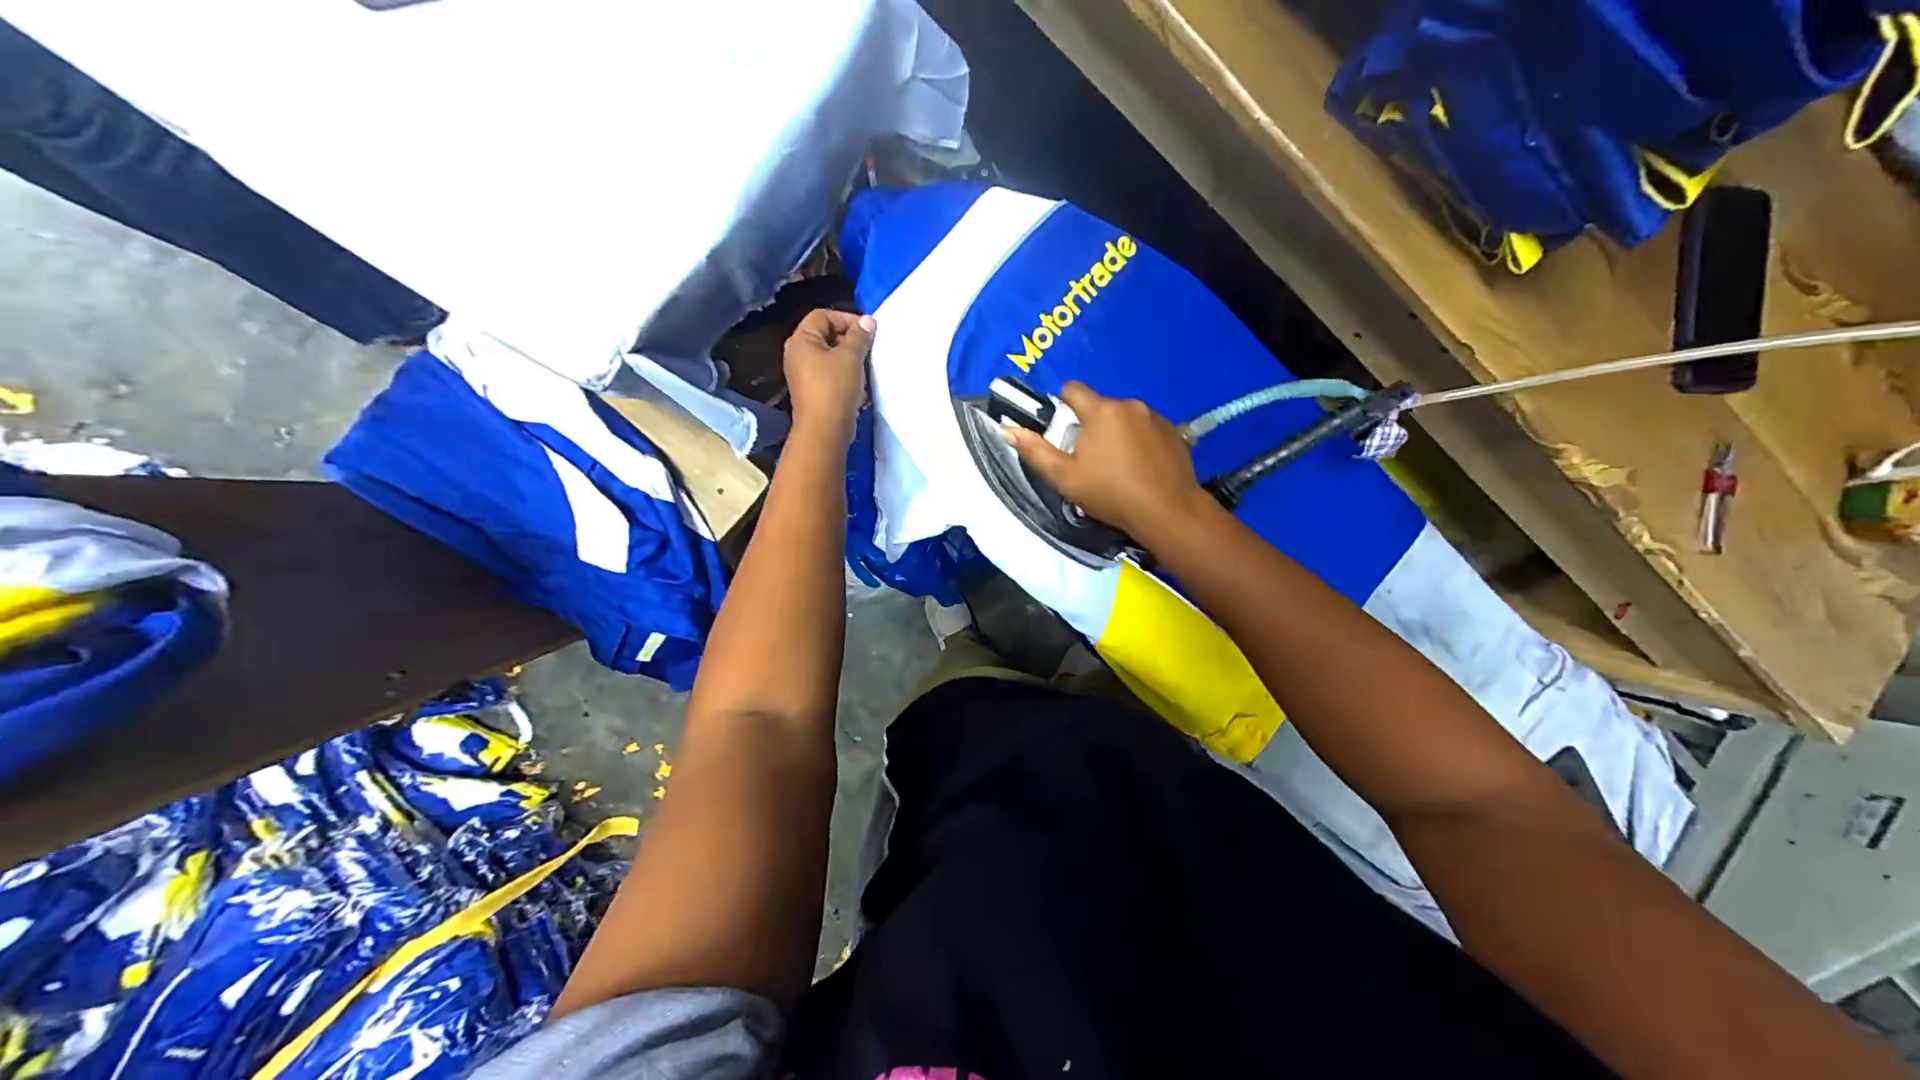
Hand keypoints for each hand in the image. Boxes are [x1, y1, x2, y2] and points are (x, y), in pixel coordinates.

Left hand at [783, 309, 873, 442]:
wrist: (825, 430)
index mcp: (801, 340)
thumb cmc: (835, 387)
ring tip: (865, 365)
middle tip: (869, 347)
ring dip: (850, 358)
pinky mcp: (813, 389)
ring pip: (830, 355)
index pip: (822, 316)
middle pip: (825, 334)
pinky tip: (859, 383)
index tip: (867, 331)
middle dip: (849, 338)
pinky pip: (830, 373)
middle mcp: (798, 354)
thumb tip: (868, 320)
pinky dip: (845, 373)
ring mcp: (804, 373)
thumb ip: (860, 336)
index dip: (846, 318)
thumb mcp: (850, 357)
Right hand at [1007, 381, 1211, 539]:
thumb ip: (1036, 452)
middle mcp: (1130, 405)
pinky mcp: (1174, 431)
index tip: (1063, 430)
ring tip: (1117, 465)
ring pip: (1125, 416)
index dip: (1062, 404)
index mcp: (1101, 411)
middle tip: (1088, 458)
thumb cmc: (1111, 494)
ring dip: (1116, 432)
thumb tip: (1010, 431)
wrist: (1167, 511)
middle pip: (1100, 406)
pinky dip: (1140, 440)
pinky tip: (1140, 466)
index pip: (1073, 388)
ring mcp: (1156, 416)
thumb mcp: (1066, 478)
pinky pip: (1147, 427)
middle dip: (1090, 424)